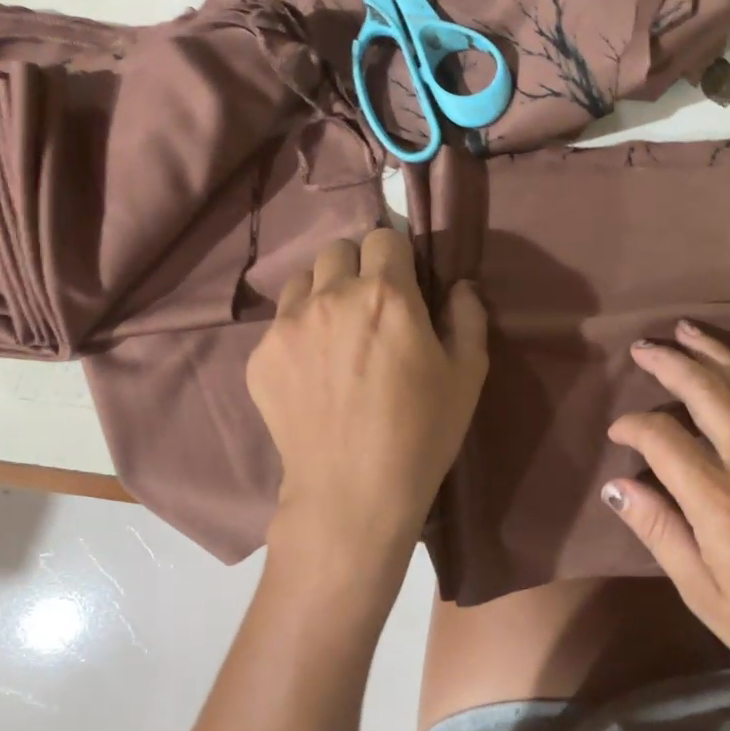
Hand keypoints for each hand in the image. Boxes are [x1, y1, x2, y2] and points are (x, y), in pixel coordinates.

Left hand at [246, 227, 486, 549]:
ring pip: (303, 281)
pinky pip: (281, 324)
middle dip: (358, 267)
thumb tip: (460, 286)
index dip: (397, 257)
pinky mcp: (261, 357)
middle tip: (372, 308)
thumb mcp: (468, 374)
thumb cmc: (422, 432)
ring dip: (324, 293)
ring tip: (338, 334)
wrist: (353, 493)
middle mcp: (332, 296)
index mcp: (387, 294)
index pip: (384, 237)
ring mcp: (288, 326)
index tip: (405, 284)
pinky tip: (316, 374)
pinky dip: (300, 334)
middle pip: (338, 249)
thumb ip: (468, 316)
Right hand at [602, 322, 729, 716]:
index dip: (634, 426)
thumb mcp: (703, 593)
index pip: (663, 439)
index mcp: (720, 502)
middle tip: (643, 348)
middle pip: (707, 391)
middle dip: (670, 362)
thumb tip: (615, 485)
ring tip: (685, 330)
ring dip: (714, 351)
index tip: (618, 431)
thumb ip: (659, 531)